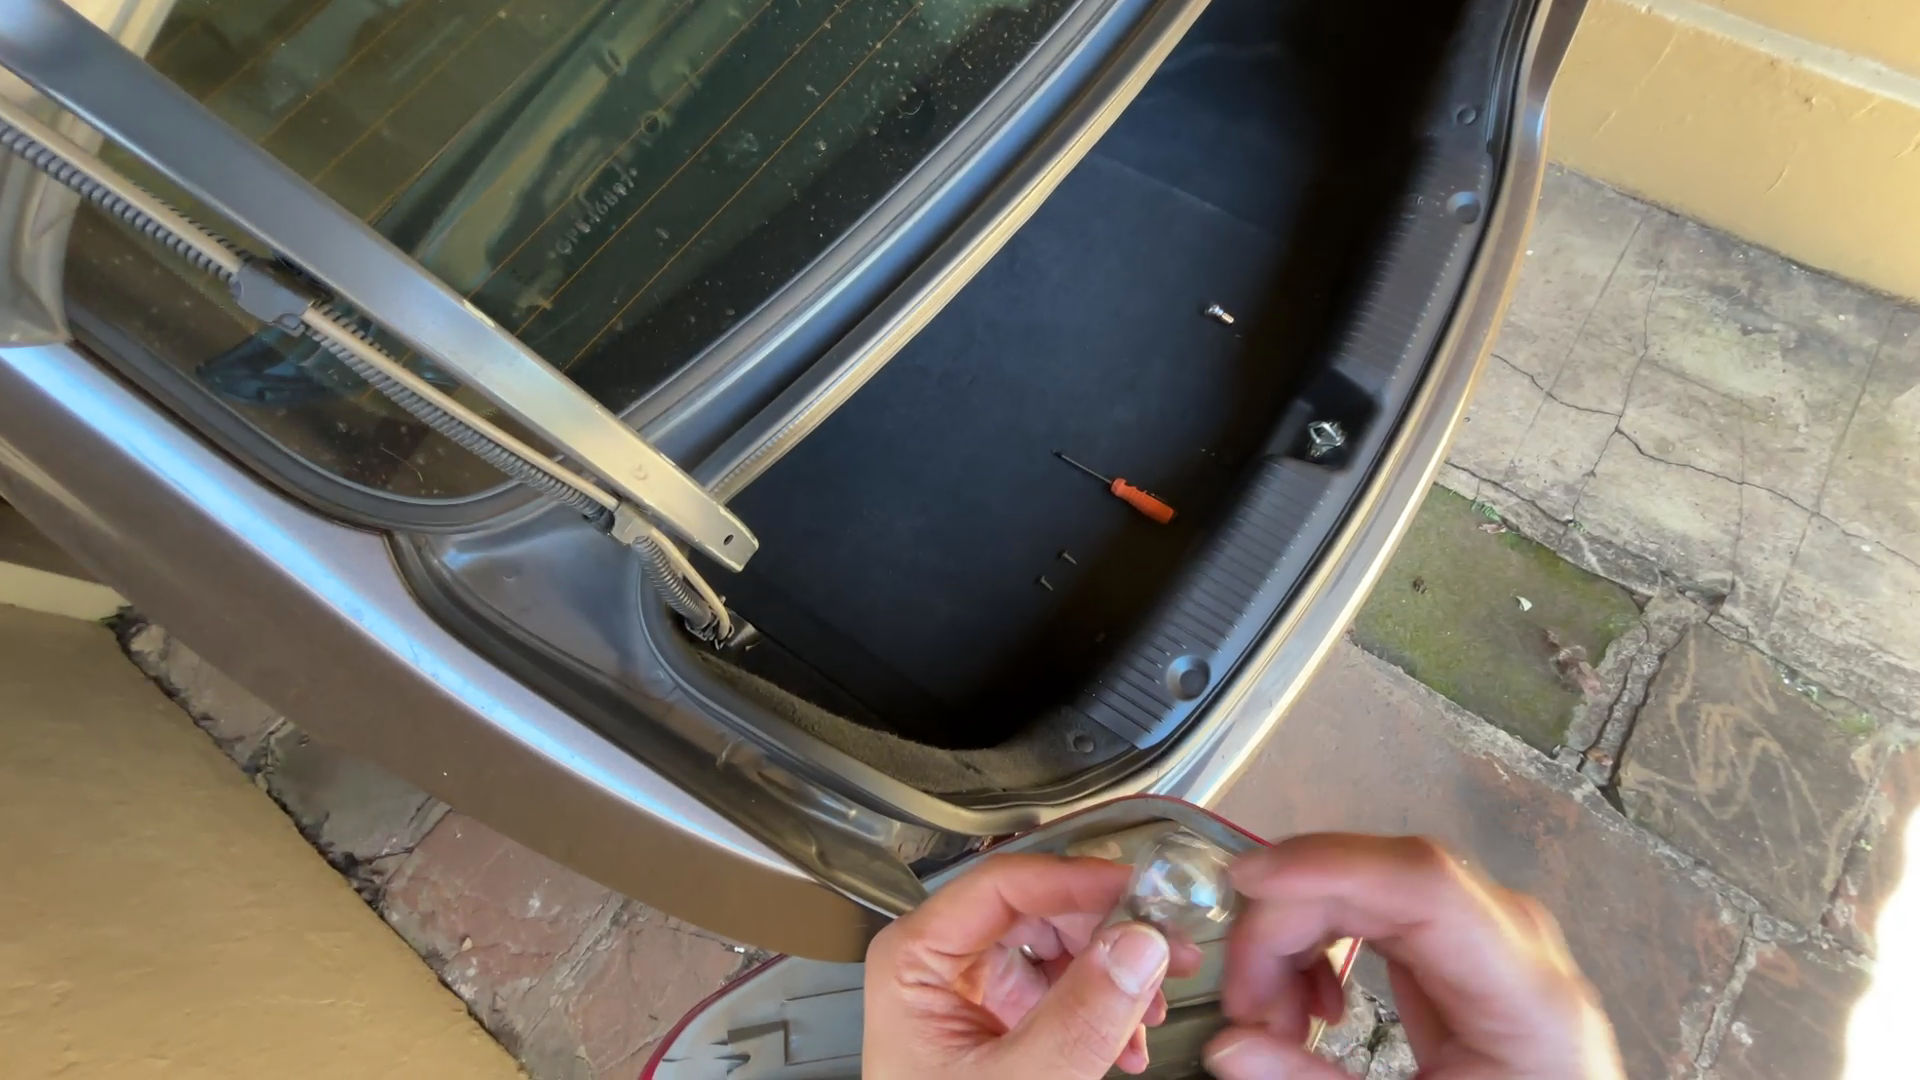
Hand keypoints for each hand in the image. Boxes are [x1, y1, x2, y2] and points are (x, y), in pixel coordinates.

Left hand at [863, 853, 1201, 1079]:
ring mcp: (971, 986)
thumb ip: (1077, 1019)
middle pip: (1034, 910)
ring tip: (1149, 1007)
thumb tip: (1137, 946)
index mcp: (915, 955)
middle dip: (1104, 931)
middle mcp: (941, 957)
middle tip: (1163, 946)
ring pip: (1053, 945)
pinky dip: (1099, 1006)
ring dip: (1110, 972)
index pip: (1002, 884)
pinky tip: (1127, 1039)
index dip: (1074, 880)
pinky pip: (1056, 987)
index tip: (1135, 889)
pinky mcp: (998, 1016)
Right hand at [1204, 834, 1624, 1079]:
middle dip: (1285, 926)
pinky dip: (1318, 943)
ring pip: (1356, 888)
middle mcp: (1511, 942)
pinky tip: (1312, 1001)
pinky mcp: (1451, 942)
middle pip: (1369, 884)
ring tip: (1271, 1013)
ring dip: (1294, 936)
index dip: (1327, 865)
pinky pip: (1364, 909)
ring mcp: (1479, 933)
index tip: (1245, 881)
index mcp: (1528, 996)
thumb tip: (1226, 1049)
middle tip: (1242, 996)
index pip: (1424, 884)